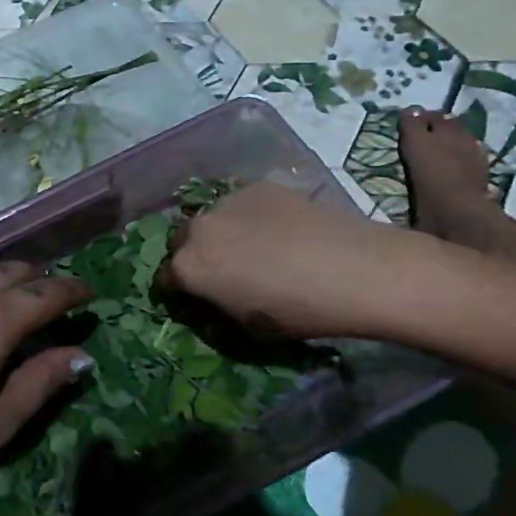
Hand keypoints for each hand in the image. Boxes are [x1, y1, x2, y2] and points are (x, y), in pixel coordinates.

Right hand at [158, 181, 450, 341]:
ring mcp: (227, 202)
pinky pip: (241, 203)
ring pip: (212, 218)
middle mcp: (197, 229)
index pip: (164, 277)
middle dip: (193, 254)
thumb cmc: (295, 312)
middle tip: (222, 270)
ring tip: (255, 247)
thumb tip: (215, 298)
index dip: (177, 289)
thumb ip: (218, 308)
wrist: (351, 269)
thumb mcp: (247, 328)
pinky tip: (281, 230)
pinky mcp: (257, 187)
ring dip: (221, 232)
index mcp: (188, 267)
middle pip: (181, 240)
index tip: (194, 296)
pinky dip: (250, 217)